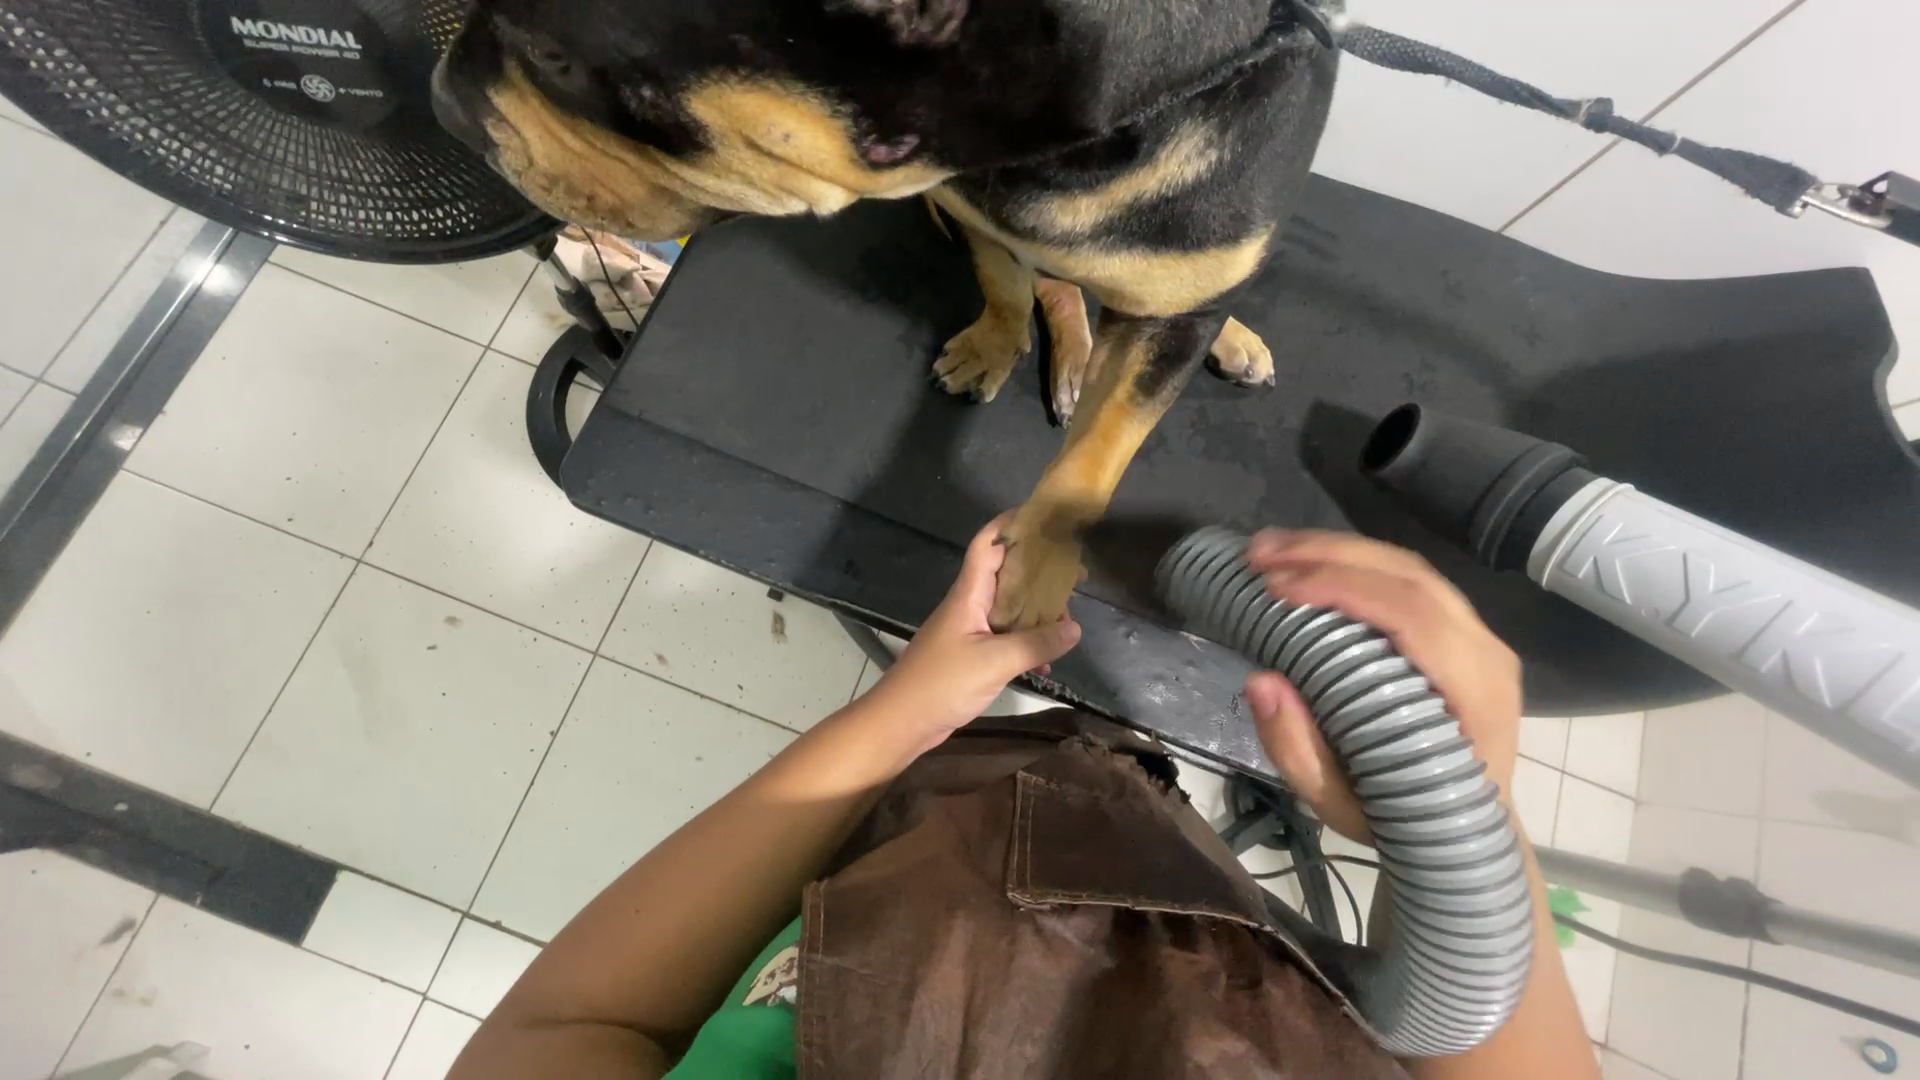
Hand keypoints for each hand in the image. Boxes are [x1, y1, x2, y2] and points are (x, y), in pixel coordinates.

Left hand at [866, 513, 1082, 741]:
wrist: (901, 722)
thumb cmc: (942, 684)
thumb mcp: (995, 662)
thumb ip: (1036, 643)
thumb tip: (1074, 628)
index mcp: (969, 594)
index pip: (987, 544)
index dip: (1010, 524)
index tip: (1042, 517)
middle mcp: (970, 605)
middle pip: (1006, 574)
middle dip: (1039, 572)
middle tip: (1074, 576)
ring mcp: (970, 630)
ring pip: (1009, 608)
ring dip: (1037, 613)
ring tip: (1067, 624)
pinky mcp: (971, 654)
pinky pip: (1005, 637)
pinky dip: (1026, 644)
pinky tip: (1045, 663)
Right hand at [1241, 529, 1521, 843]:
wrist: (1459, 829)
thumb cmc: (1400, 814)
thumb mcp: (1338, 803)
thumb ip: (1298, 750)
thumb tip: (1260, 680)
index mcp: (1473, 696)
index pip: (1413, 615)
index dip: (1342, 587)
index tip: (1274, 588)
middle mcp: (1484, 653)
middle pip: (1410, 576)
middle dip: (1327, 554)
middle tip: (1257, 555)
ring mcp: (1475, 635)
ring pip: (1407, 566)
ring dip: (1332, 548)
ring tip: (1268, 549)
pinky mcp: (1457, 628)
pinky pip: (1404, 577)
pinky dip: (1348, 559)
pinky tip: (1301, 559)